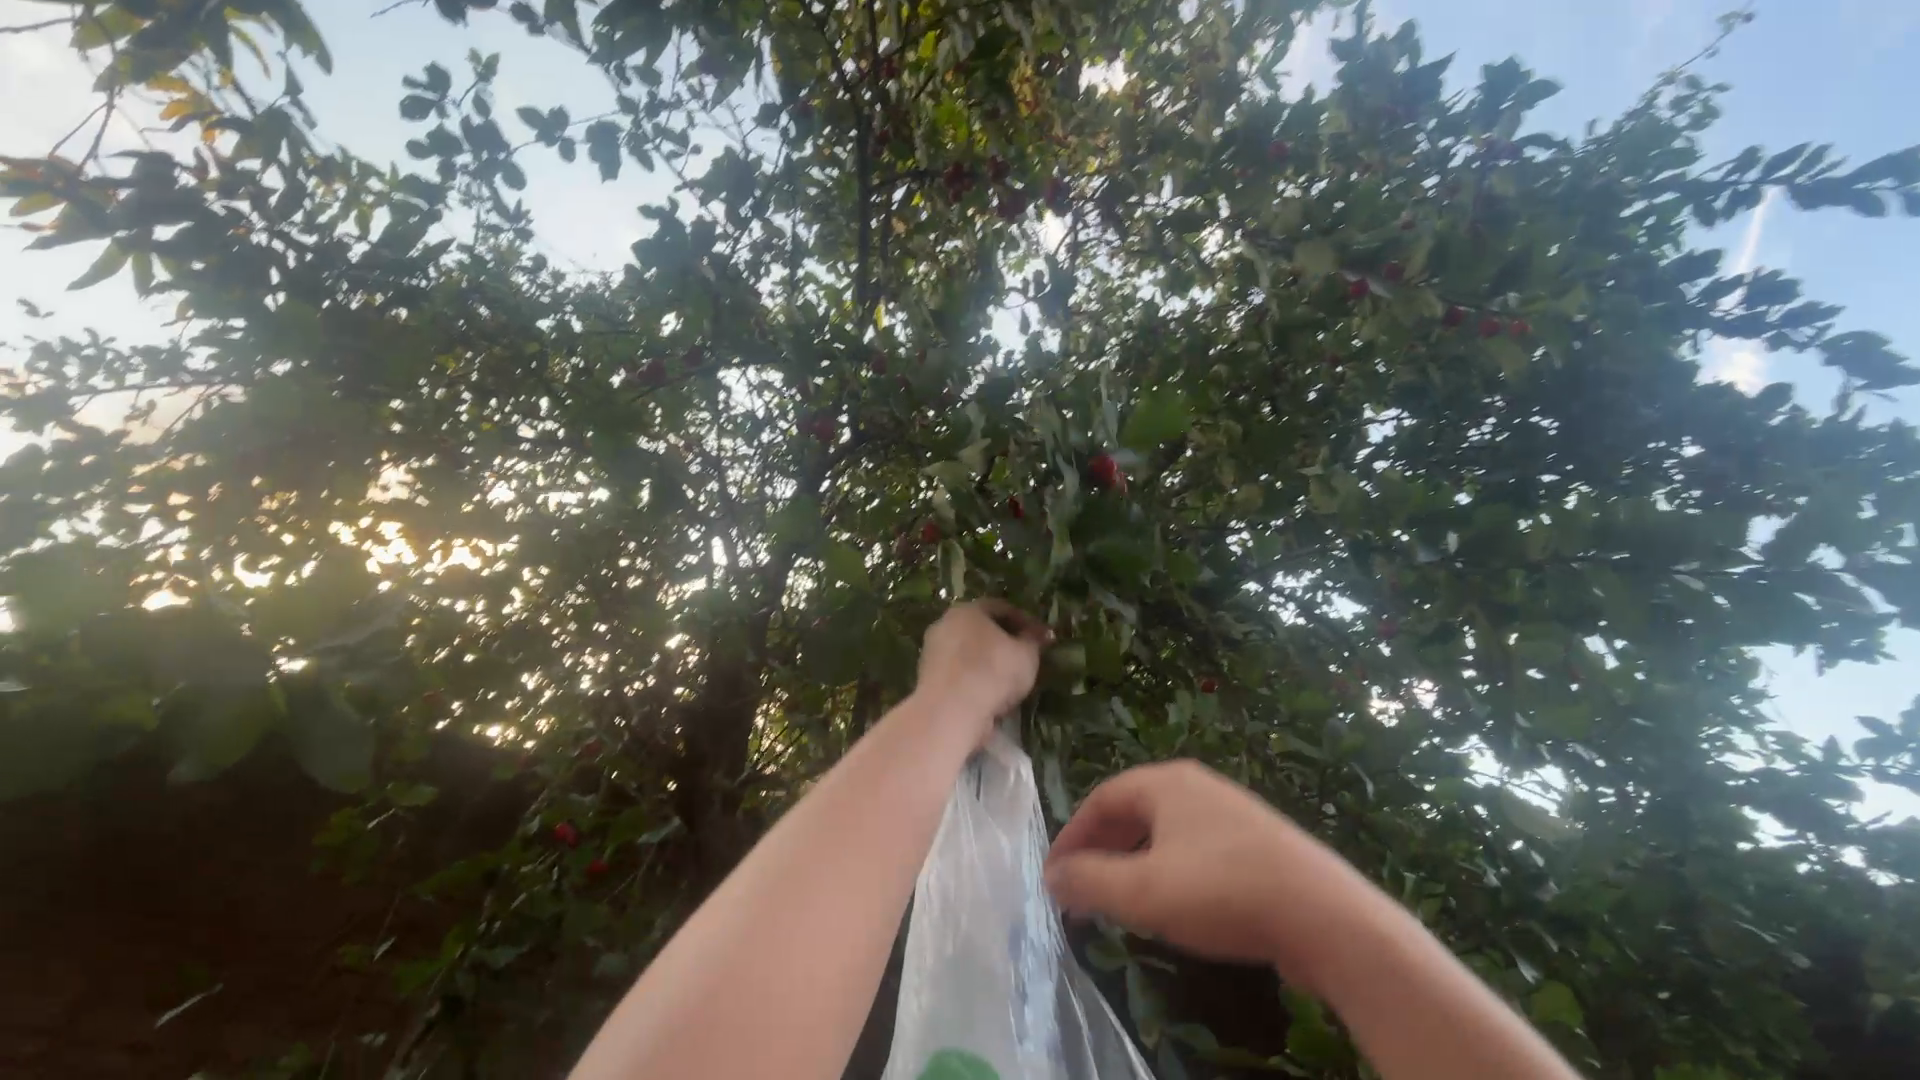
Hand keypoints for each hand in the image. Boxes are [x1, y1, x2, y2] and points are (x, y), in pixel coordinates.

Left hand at [914, 600, 1051, 738]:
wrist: (950, 712)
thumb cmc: (992, 673)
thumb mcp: (1026, 655)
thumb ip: (1034, 641)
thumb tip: (1040, 634)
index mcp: (967, 610)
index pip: (1001, 608)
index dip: (1025, 622)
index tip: (1041, 637)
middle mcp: (944, 625)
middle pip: (980, 629)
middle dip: (1004, 641)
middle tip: (1025, 656)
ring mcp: (932, 652)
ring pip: (968, 653)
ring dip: (988, 663)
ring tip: (1009, 680)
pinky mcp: (927, 679)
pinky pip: (959, 674)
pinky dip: (974, 680)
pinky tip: (990, 695)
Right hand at [1044, 759, 1390, 994]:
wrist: (1326, 917)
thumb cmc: (1222, 892)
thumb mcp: (1142, 891)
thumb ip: (1088, 882)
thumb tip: (1052, 876)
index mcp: (1166, 783)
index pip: (1101, 799)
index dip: (1071, 836)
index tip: (1054, 876)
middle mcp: (1198, 787)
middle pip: (1132, 812)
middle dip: (1100, 851)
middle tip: (1080, 891)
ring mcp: (1232, 814)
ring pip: (1164, 833)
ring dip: (1132, 864)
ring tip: (1119, 903)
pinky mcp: (1258, 846)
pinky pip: (1195, 850)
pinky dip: (1168, 872)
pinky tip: (1173, 908)